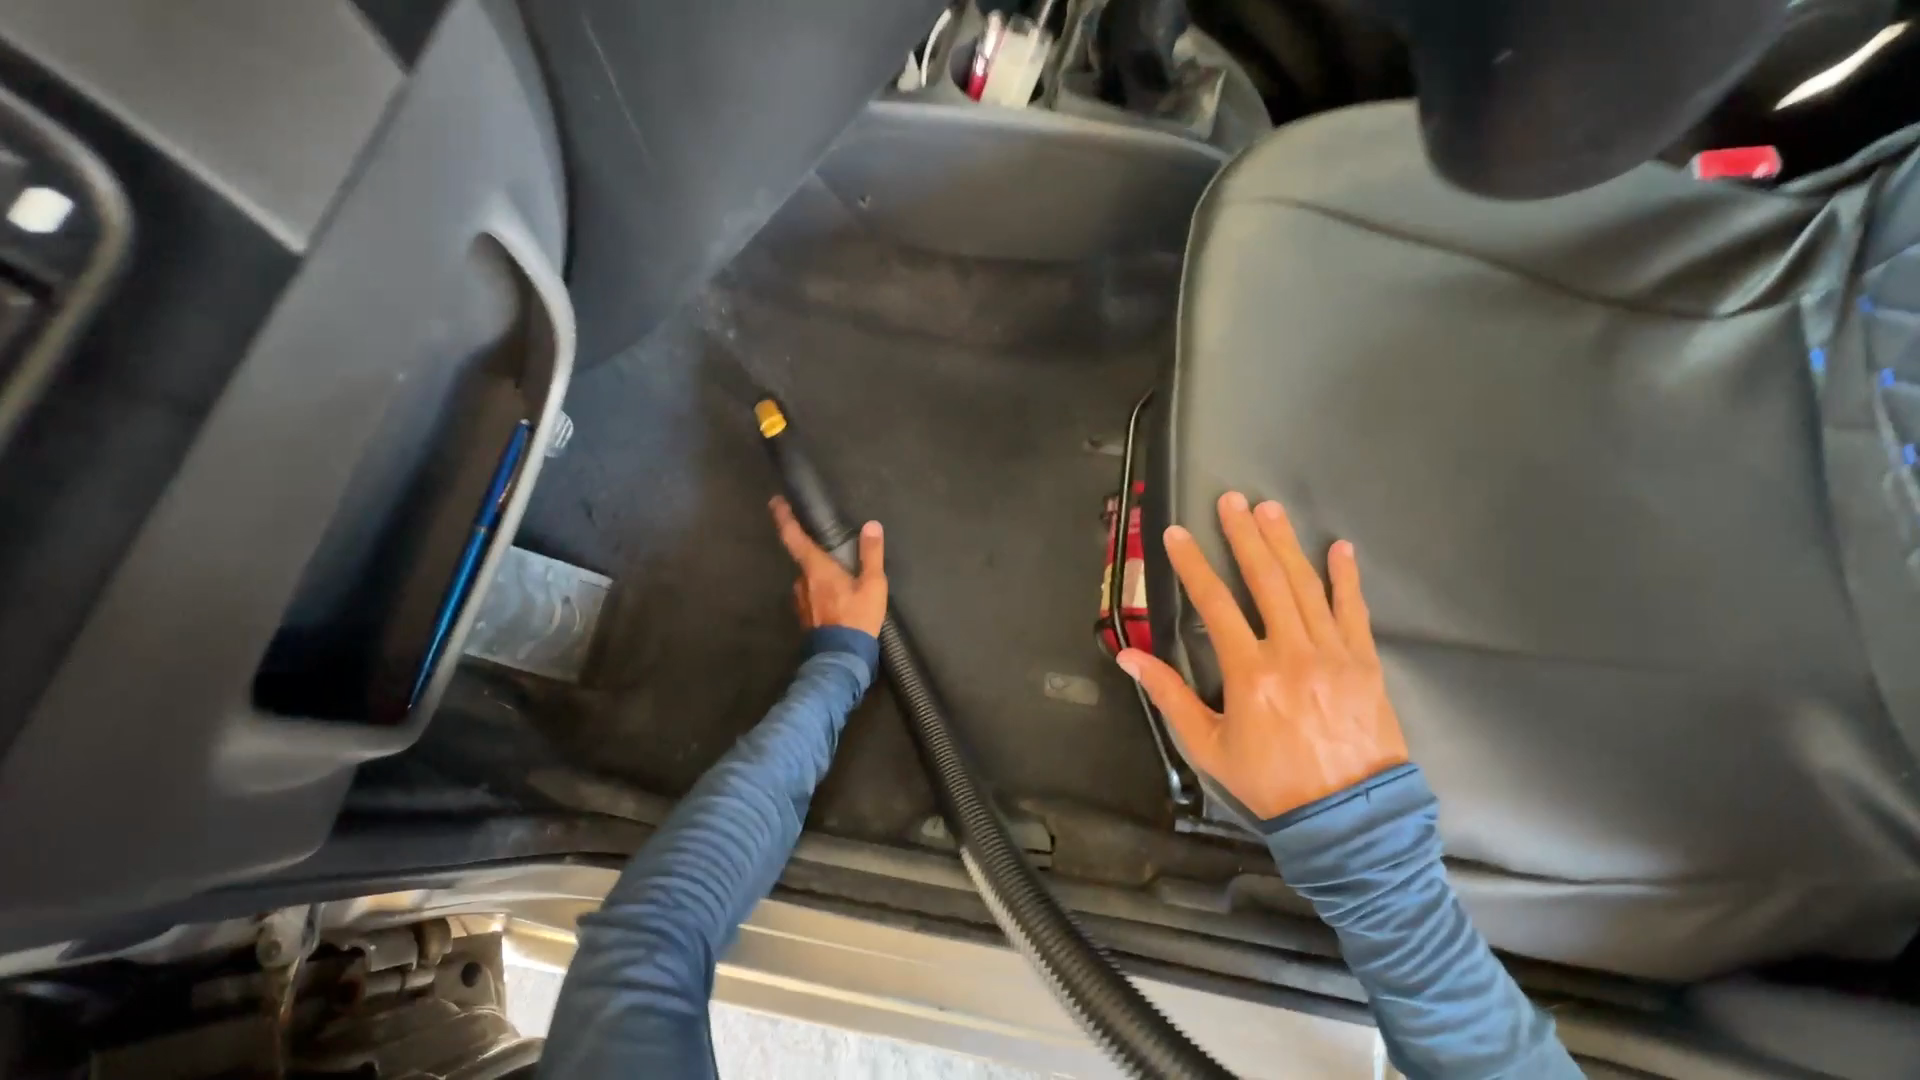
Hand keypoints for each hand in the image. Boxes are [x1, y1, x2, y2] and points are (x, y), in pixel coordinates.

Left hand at [770, 496, 887, 636]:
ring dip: (824, 580)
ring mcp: (800, 601)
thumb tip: (871, 526)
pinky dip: (824, 596)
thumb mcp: (873, 584)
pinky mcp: (805, 617)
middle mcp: (801, 581)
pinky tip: (841, 605)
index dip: (784, 518)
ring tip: (846, 587)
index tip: (776, 502)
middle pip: (806, 561)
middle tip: (841, 560)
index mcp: (815, 568)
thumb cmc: (857, 617)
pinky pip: (813, 598)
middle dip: (821, 558)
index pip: (793, 537)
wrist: (841, 658)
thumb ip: (871, 554)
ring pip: (810, 581)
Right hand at [1118, 492, 1408, 819]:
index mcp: (1249, 673)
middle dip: (1245, 536)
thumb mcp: (1208, 746)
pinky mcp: (1365, 663)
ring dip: (1286, 544)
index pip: (1215, 604)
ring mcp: (1333, 653)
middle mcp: (1292, 652)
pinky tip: (1340, 548)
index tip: (1176, 535)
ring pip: (1306, 586)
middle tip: (1232, 501)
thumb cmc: (1270, 782)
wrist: (1348, 817)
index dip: (1193, 566)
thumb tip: (1129, 656)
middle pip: (1265, 580)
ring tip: (1270, 510)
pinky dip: (1346, 578)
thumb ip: (1169, 695)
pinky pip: (1354, 611)